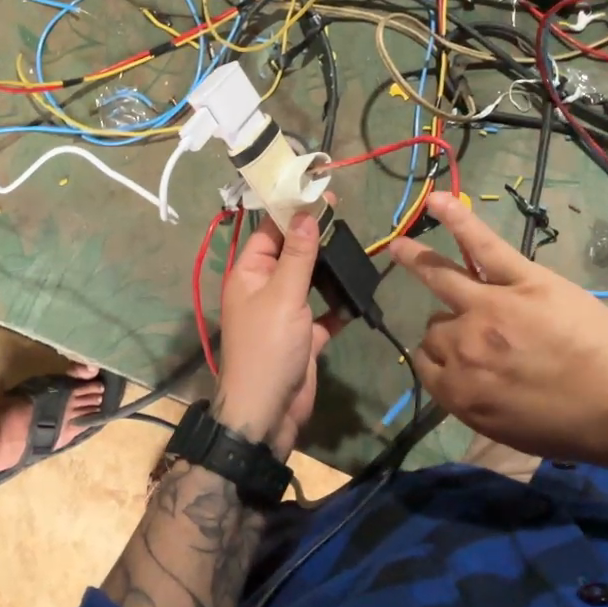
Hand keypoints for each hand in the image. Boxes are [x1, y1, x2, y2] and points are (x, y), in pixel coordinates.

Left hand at [215, 211, 341, 455]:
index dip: (292, 210)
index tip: (320, 192)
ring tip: (355, 249)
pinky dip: (339, 306)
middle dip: (314, 237)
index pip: (269, 231)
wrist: (267, 413)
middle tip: (344, 217)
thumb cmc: (268, 347)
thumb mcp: (283, 295)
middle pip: (290, 253)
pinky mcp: (303, 337)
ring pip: (308, 281)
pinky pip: (323, 313)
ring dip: (328, 270)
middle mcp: (264, 289)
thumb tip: (305, 214)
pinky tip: (358, 296)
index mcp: (249, 274)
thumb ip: (297, 255)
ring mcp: (283, 314)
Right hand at [391, 192, 607, 461]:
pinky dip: (458, 219)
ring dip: (415, 258)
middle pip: (435, 328)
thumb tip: (460, 381)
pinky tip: (436, 201)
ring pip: (440, 279)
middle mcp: (464, 345)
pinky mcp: (519, 277)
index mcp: (458, 390)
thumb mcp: (511, 433)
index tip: (455, 362)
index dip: (440, 361)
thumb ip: (474, 402)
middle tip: (476, 336)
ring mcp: (488, 305)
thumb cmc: (575, 427)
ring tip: (399, 245)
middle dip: (448, 331)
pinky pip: (480, 245)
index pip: (426, 364)